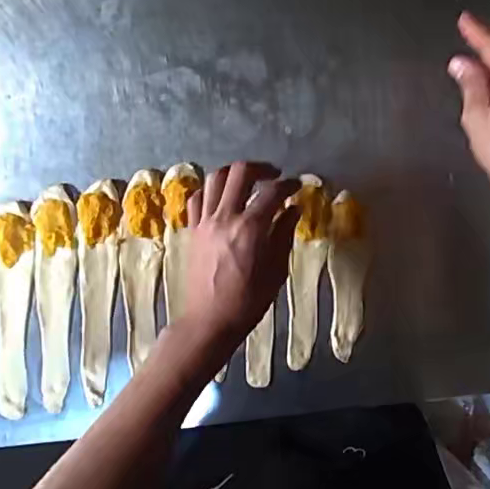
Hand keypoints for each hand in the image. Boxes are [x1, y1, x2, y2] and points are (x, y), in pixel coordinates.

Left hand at [175, 161, 297, 351]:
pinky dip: (210, 191)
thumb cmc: (248, 301)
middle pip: (240, 173)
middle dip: (261, 168)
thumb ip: (283, 235)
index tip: (297, 186)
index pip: (273, 192)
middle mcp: (225, 217)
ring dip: (234, 174)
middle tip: (274, 176)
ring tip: (247, 182)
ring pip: (215, 179)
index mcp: (250, 228)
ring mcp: (205, 222)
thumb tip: (293, 210)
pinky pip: (198, 199)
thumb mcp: (276, 270)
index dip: (289, 185)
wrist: (210, 320)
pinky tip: (221, 198)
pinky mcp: (192, 230)